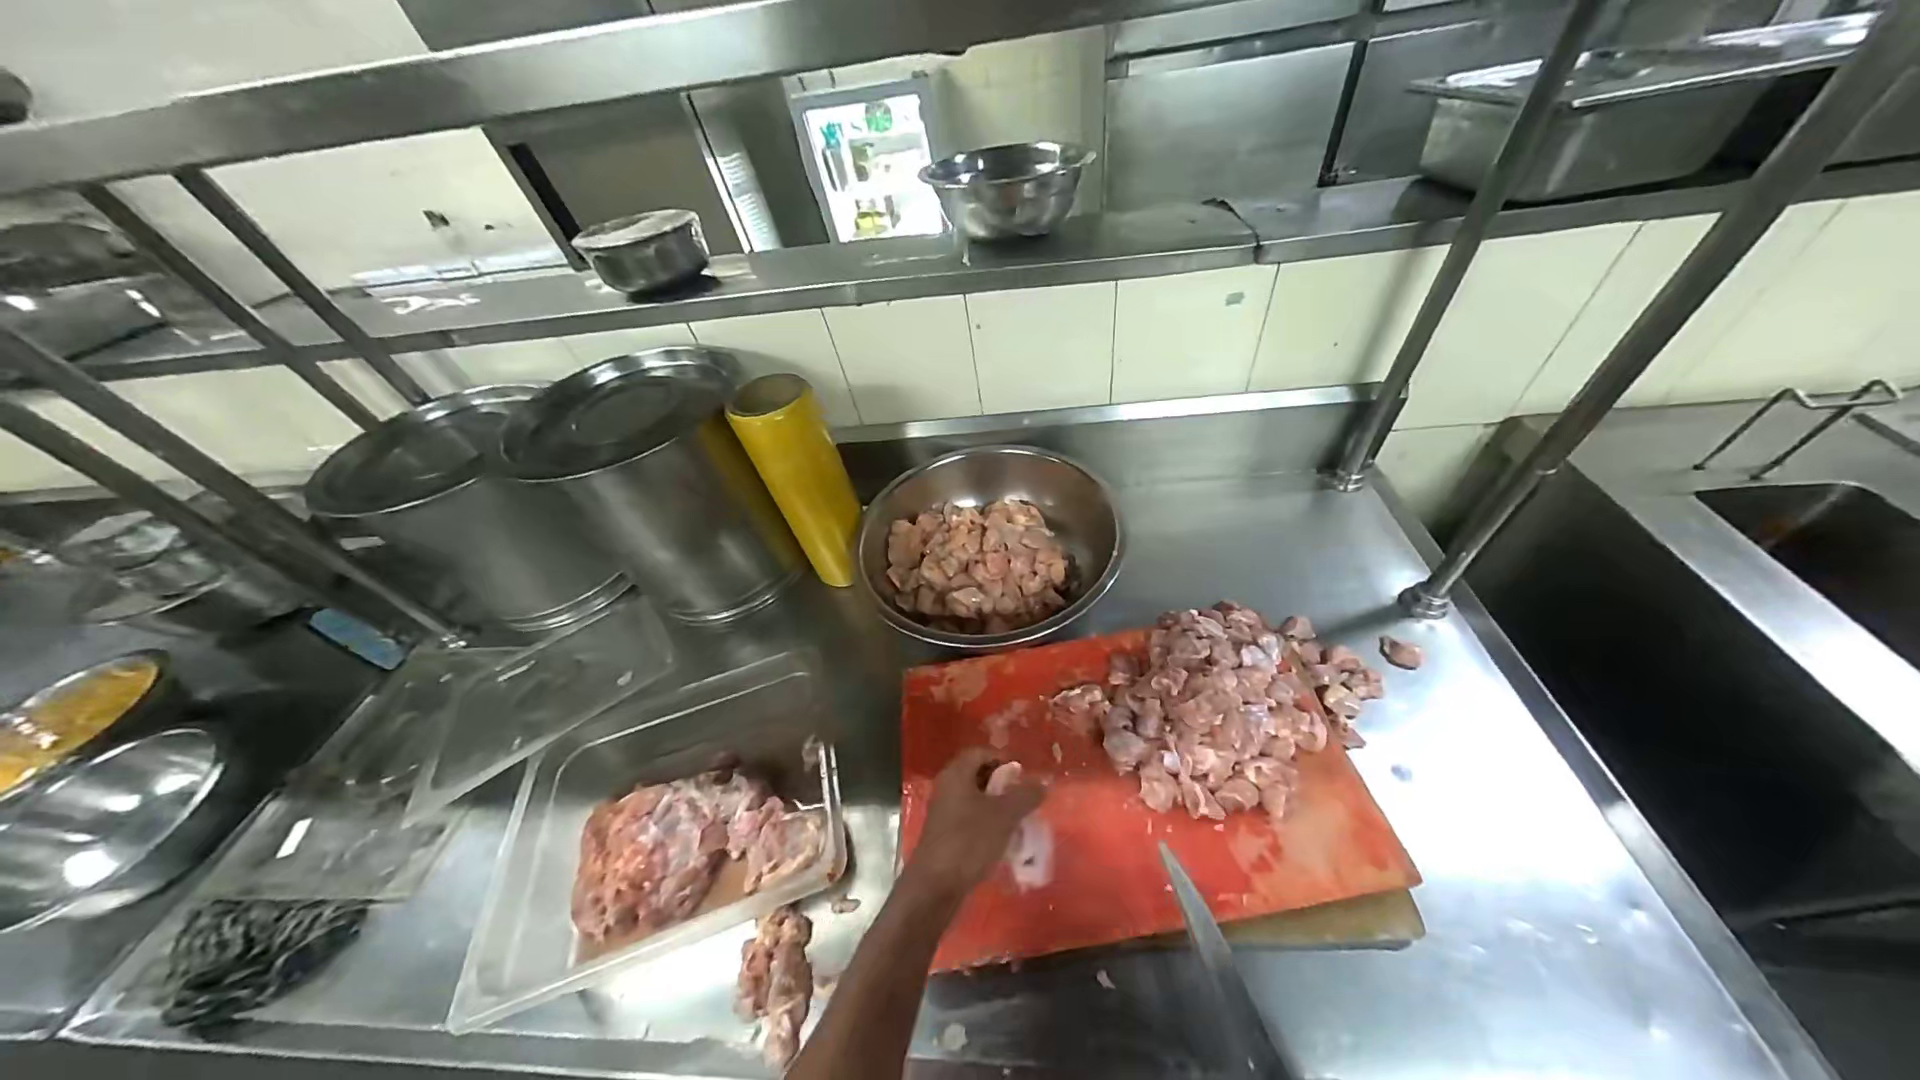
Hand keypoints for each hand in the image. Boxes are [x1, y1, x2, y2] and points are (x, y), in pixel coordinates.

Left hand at [906, 748, 1044, 900]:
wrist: (936, 885)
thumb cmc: (969, 841)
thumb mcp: (1004, 816)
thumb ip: (1025, 796)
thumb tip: (1042, 782)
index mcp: (956, 774)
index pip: (980, 753)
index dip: (1002, 759)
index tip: (1022, 776)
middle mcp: (946, 788)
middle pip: (977, 775)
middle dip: (1002, 784)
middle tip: (1023, 798)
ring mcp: (944, 812)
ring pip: (975, 799)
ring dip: (997, 806)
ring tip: (1017, 820)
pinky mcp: (945, 834)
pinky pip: (970, 819)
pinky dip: (987, 823)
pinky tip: (1002, 840)